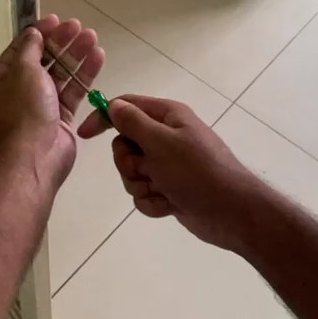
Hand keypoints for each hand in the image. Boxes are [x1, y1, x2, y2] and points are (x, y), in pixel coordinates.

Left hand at [0, 16, 104, 191]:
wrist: (35, 155)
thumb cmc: (24, 108)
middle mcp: (20, 88)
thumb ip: (31, 48)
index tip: (57, 19)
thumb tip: (34, 32)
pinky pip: (74, 89)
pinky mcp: (62, 115)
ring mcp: (42, 102)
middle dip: (61, 41)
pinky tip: (98, 56)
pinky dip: (85, 73)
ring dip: (76, 54)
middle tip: (79, 26)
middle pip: (44, 58)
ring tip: (93, 37)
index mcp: (2, 77)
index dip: (39, 32)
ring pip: (61, 72)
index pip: (22, 48)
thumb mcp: (22, 70)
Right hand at [78, 95, 270, 251]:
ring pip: (131, 173)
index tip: (85, 135)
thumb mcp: (162, 142)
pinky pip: (143, 193)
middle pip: (124, 145)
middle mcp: (166, 137)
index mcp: (167, 117)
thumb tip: (114, 105)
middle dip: (129, 163)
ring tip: (163, 190)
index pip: (125, 108)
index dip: (103, 118)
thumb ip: (134, 123)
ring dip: (141, 185)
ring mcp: (167, 165)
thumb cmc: (198, 172)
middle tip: (146, 170)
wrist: (232, 213)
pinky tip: (170, 205)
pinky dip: (153, 202)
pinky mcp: (169, 189)